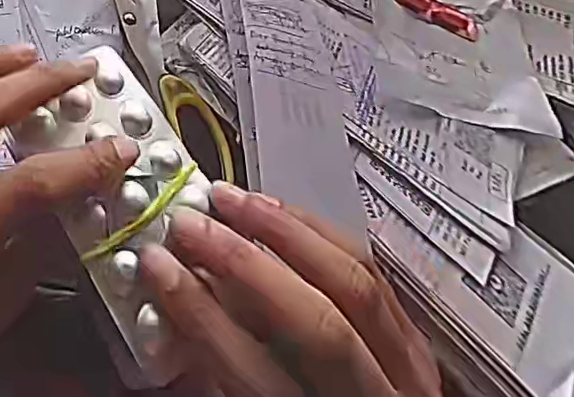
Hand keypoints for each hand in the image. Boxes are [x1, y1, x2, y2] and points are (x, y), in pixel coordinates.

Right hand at [141, 183, 441, 396]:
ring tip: (229, 197)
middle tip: (189, 223)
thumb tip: (173, 301)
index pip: (257, 375)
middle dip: (243, 262)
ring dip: (280, 228)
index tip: (160, 266)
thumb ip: (215, 368)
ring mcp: (410, 375)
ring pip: (352, 282)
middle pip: (316, 323)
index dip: (201, 314)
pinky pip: (369, 269)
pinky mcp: (414, 343)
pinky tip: (275, 208)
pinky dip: (316, 229)